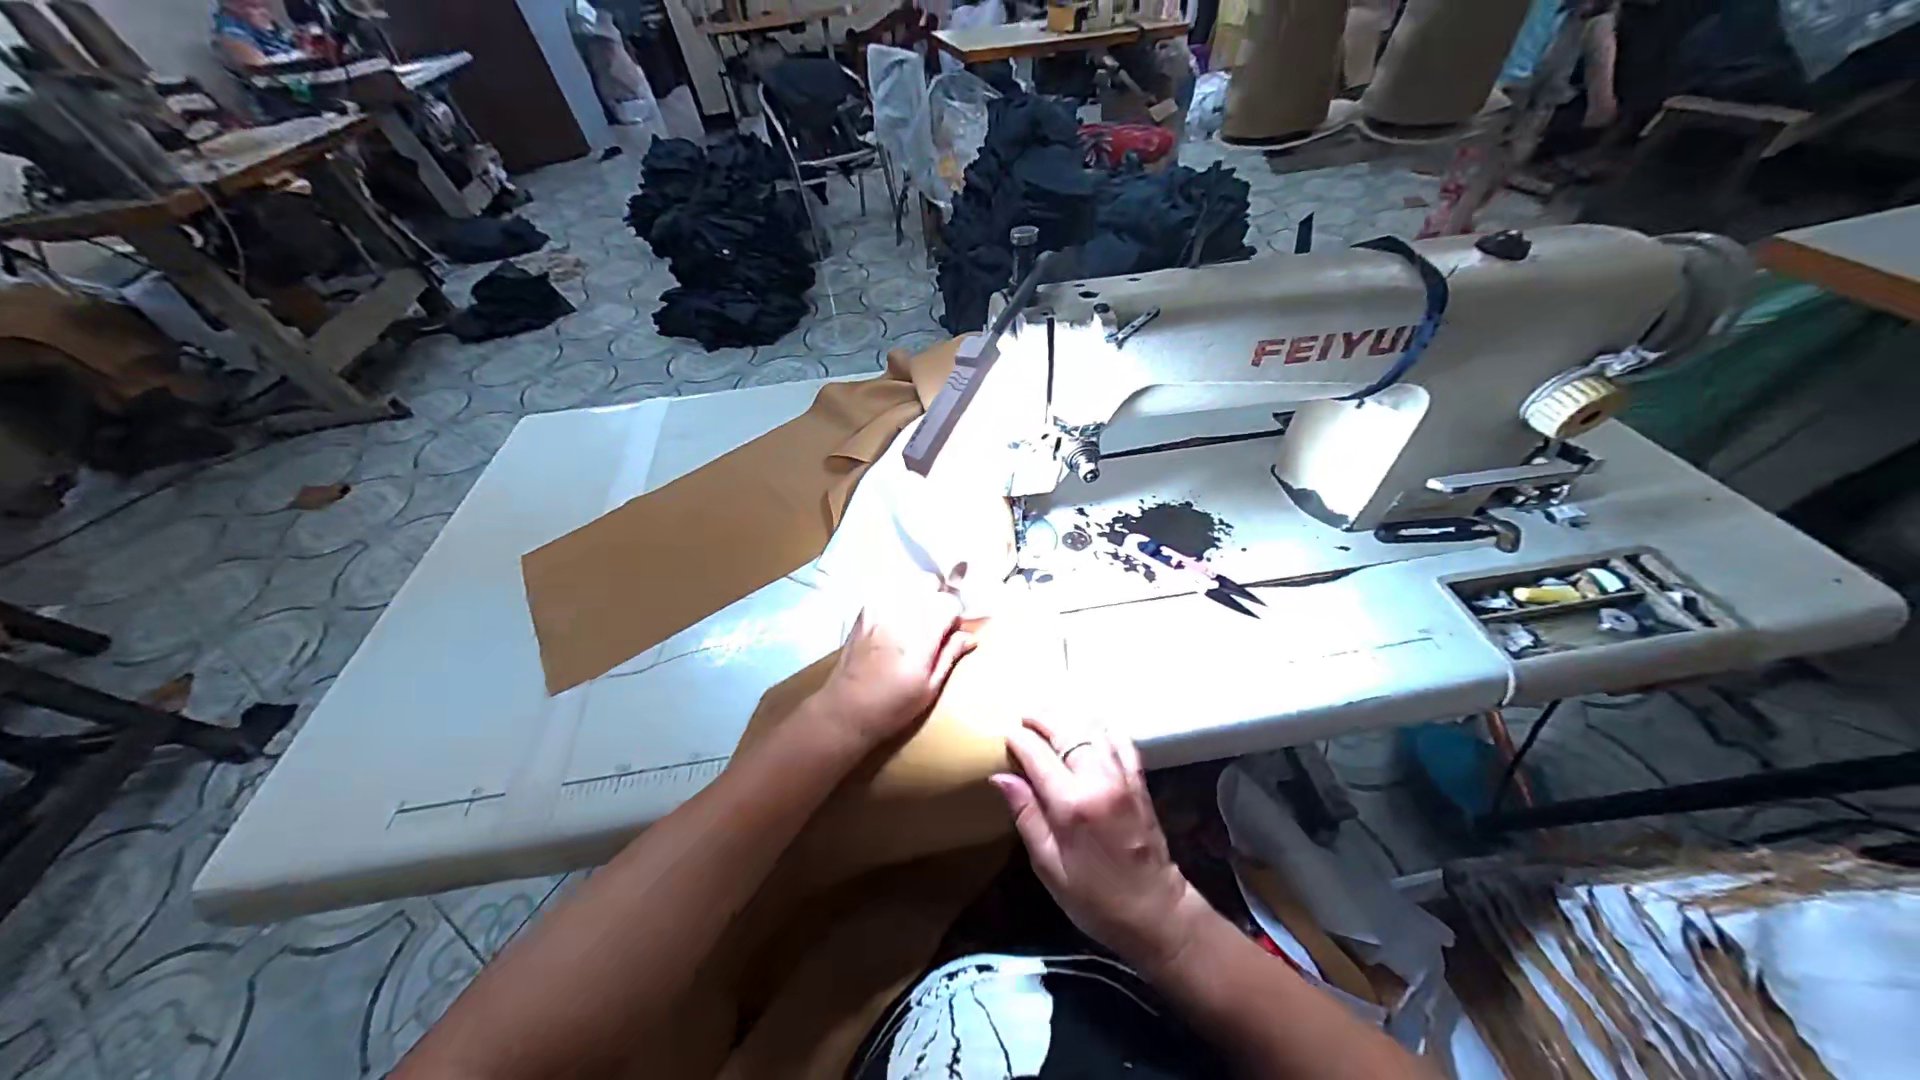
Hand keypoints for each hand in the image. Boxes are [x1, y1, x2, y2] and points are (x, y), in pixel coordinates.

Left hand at [810, 568, 975, 748]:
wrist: (845, 711)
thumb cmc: (892, 707)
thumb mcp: (929, 689)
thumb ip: (949, 656)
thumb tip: (970, 636)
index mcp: (920, 637)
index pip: (948, 603)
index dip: (955, 615)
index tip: (953, 630)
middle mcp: (899, 616)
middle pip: (927, 582)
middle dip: (937, 596)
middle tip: (937, 619)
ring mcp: (878, 610)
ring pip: (905, 581)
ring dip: (917, 592)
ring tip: (917, 614)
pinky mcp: (863, 612)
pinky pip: (885, 590)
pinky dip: (896, 595)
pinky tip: (897, 616)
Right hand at [992, 717, 1204, 971]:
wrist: (1155, 912)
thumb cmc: (1094, 898)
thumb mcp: (1048, 865)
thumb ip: (1026, 815)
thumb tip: (1000, 776)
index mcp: (1071, 803)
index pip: (1037, 754)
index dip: (1017, 740)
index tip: (1006, 738)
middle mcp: (1098, 780)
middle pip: (1066, 730)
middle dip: (1042, 718)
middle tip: (1025, 719)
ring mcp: (1123, 776)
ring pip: (1093, 728)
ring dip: (1069, 719)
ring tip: (1051, 721)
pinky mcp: (1139, 780)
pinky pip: (1120, 740)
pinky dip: (1101, 729)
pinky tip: (1088, 731)